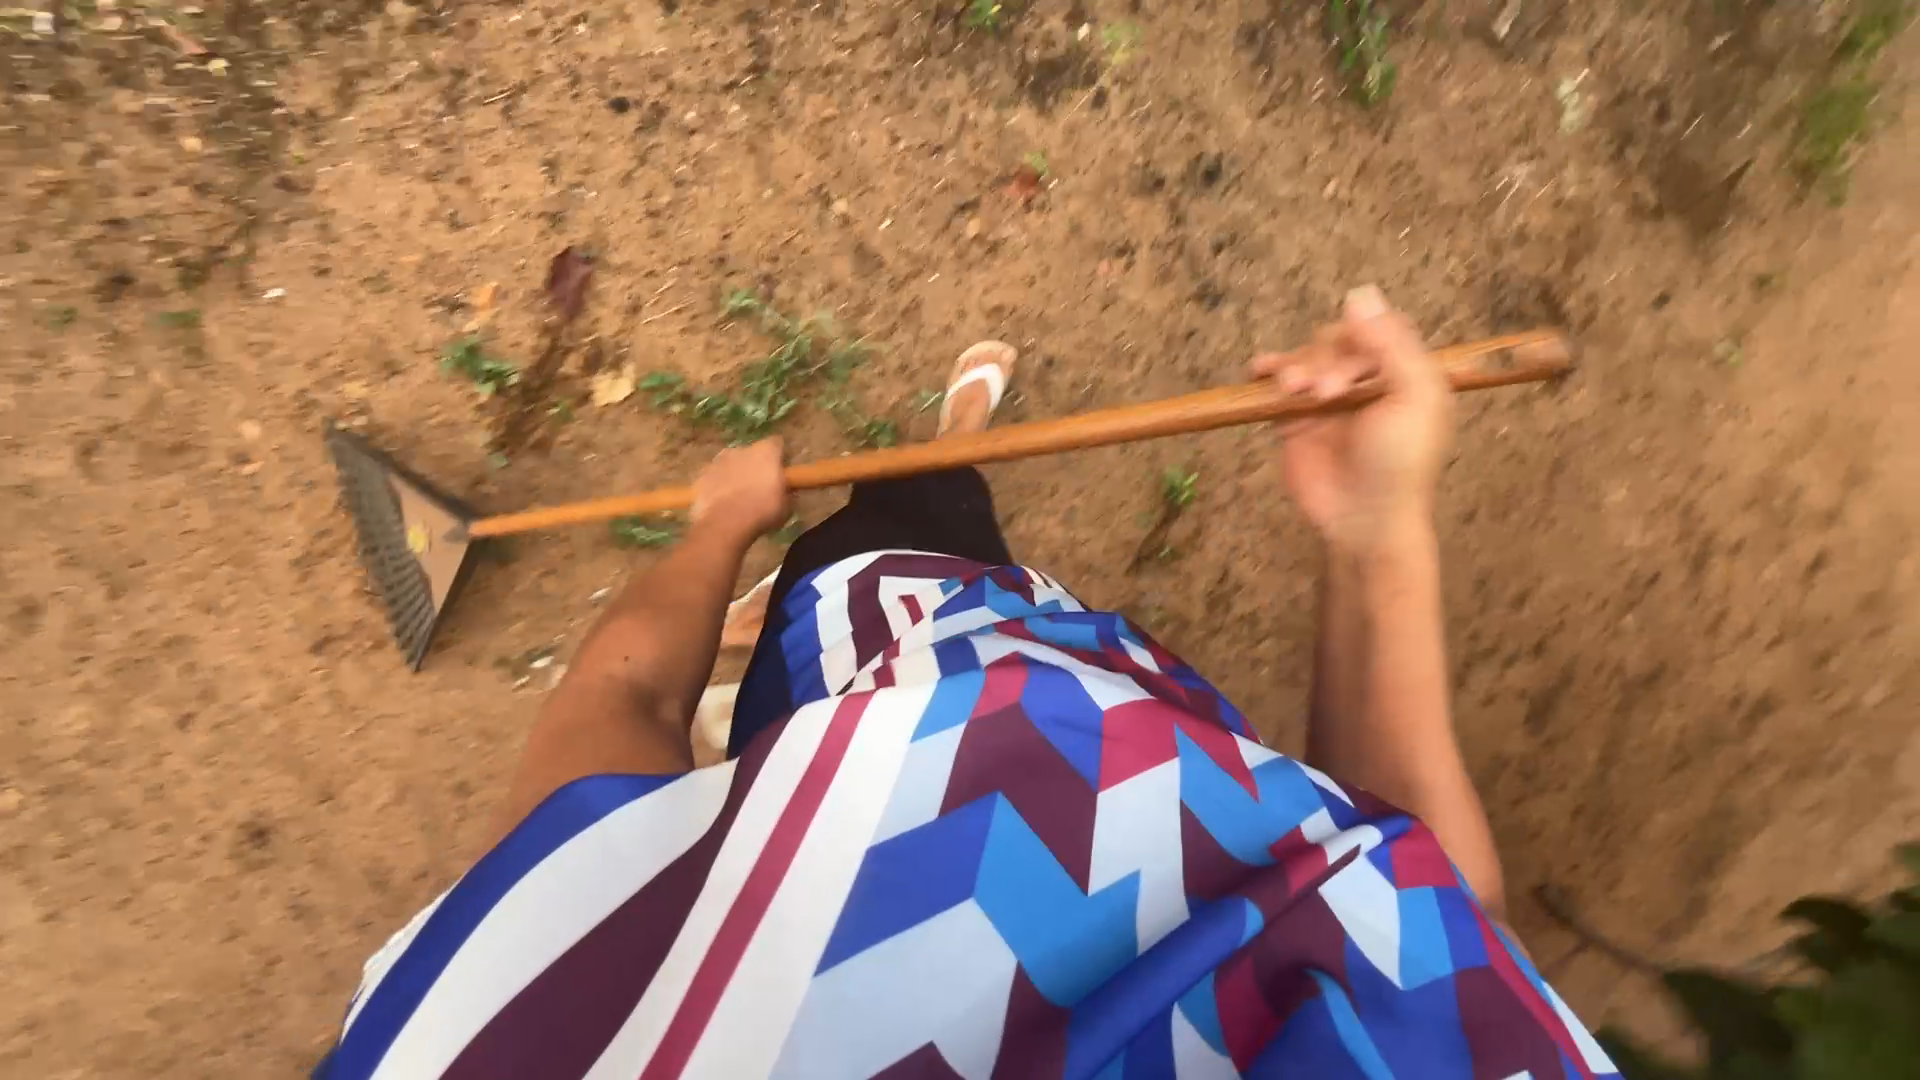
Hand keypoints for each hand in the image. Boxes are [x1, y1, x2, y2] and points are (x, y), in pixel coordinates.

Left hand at [690, 438, 790, 543]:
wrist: (725, 523)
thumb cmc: (762, 511)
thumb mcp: (787, 506)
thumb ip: (787, 493)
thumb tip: (786, 491)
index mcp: (766, 452)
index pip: (776, 443)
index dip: (779, 456)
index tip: (782, 471)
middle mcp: (741, 450)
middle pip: (751, 453)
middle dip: (755, 465)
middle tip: (760, 486)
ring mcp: (718, 461)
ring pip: (730, 464)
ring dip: (735, 474)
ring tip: (739, 496)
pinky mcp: (701, 476)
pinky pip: (714, 478)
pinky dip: (718, 486)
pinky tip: (722, 503)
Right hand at [1250, 285, 1452, 553]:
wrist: (1362, 515)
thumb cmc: (1398, 461)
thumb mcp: (1412, 396)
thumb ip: (1391, 344)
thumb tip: (1358, 292)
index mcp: (1401, 373)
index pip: (1374, 331)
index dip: (1358, 339)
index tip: (1351, 372)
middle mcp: (1363, 382)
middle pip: (1334, 342)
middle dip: (1325, 362)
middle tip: (1326, 395)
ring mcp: (1325, 401)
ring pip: (1304, 361)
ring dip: (1295, 367)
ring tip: (1293, 391)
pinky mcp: (1295, 421)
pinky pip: (1277, 388)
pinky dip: (1266, 374)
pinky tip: (1258, 372)